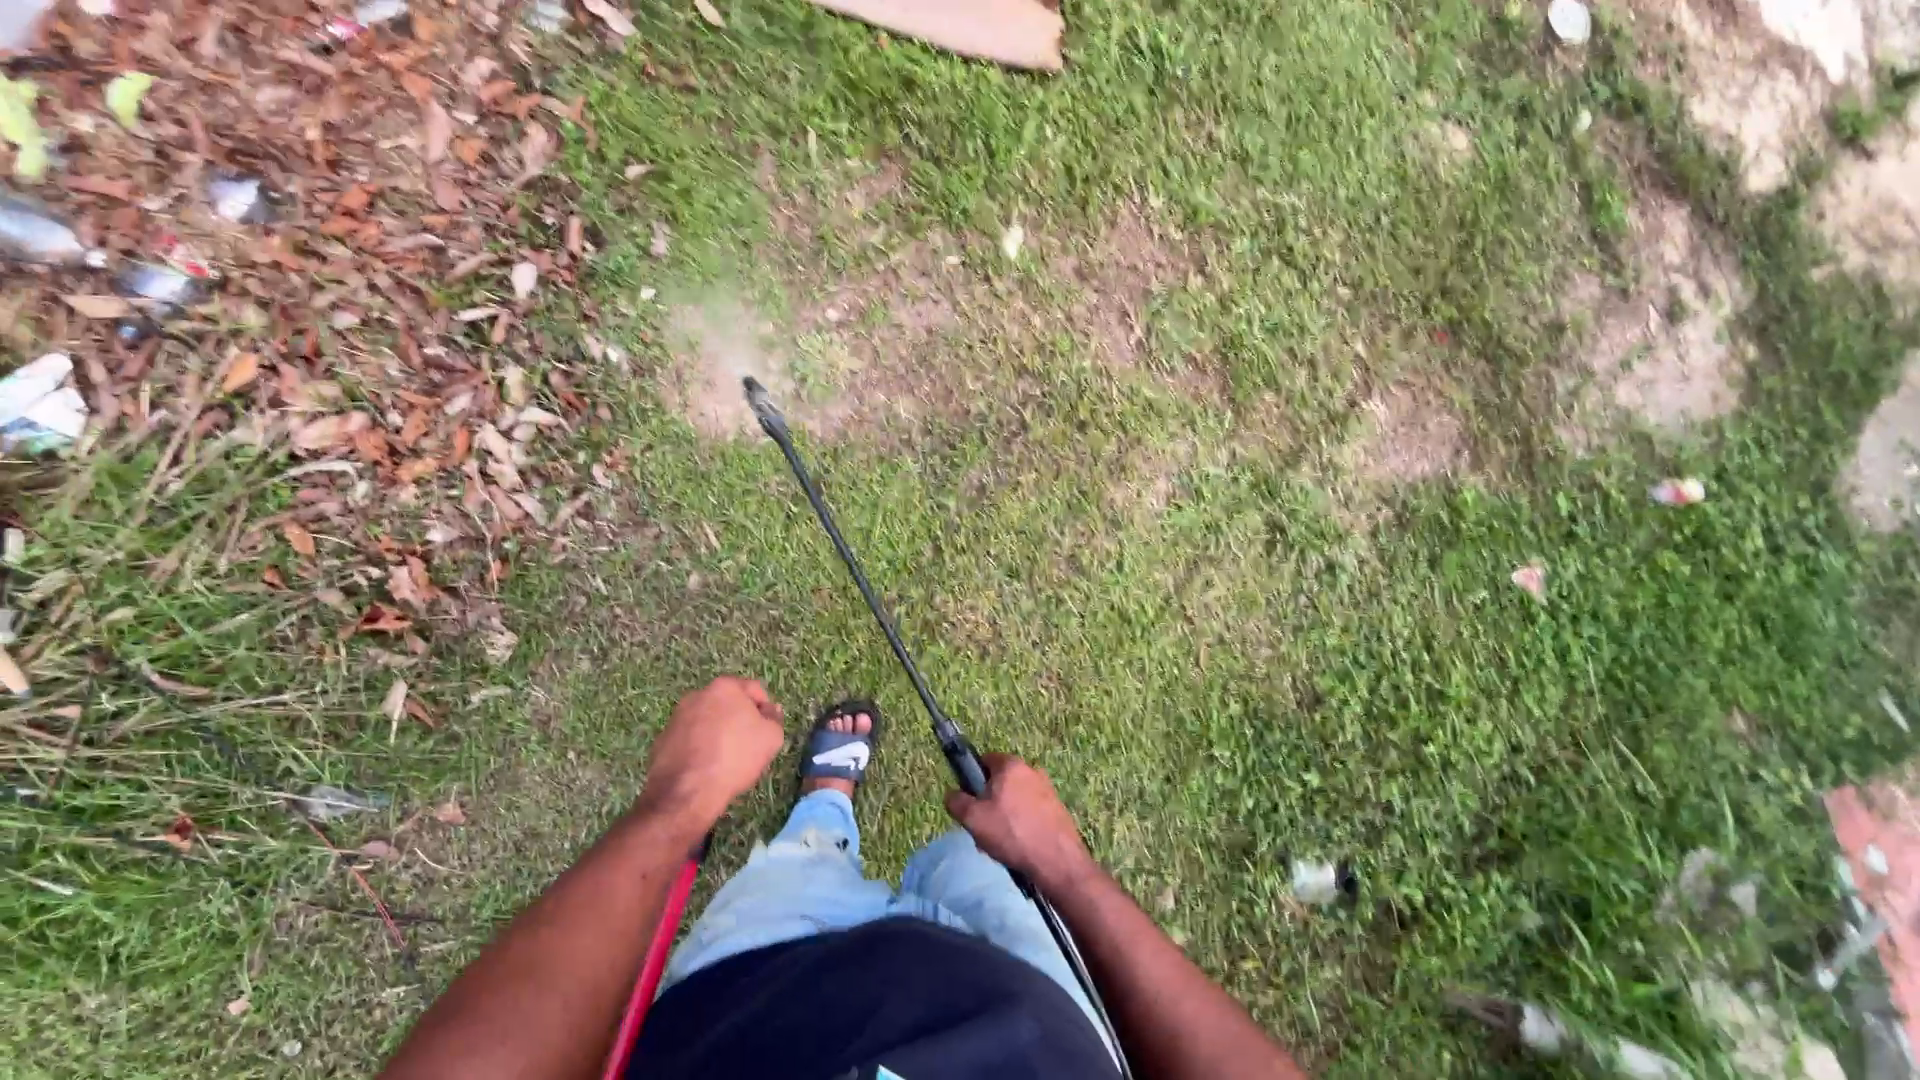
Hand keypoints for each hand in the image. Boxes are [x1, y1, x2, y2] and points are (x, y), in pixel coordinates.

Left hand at [638, 676, 784, 832]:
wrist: (687, 791)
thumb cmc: (736, 757)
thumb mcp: (771, 737)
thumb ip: (774, 718)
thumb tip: (768, 710)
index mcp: (724, 687)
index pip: (755, 690)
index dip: (766, 711)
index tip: (767, 732)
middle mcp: (697, 695)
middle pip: (729, 704)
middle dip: (740, 720)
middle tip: (750, 746)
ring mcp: (677, 717)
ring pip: (708, 721)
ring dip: (719, 733)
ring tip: (727, 760)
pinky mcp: (663, 739)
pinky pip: (691, 738)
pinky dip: (700, 747)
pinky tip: (707, 768)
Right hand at [945, 754, 1098, 893]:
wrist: (1056, 860)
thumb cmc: (1010, 832)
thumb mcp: (971, 818)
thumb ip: (955, 801)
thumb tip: (953, 794)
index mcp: (1010, 764)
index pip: (984, 760)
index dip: (973, 780)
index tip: (970, 802)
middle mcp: (1031, 770)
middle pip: (1000, 782)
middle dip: (989, 802)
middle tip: (983, 827)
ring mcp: (1047, 789)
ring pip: (1015, 799)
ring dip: (1004, 816)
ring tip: (1000, 843)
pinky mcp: (1057, 808)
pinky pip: (1030, 812)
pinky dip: (1021, 825)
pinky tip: (1018, 846)